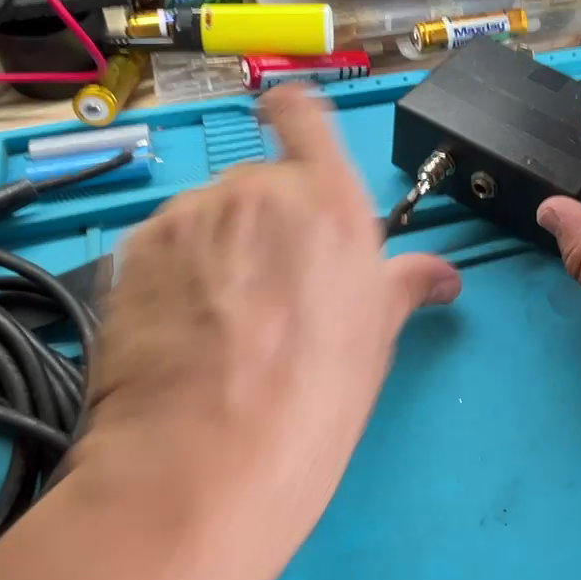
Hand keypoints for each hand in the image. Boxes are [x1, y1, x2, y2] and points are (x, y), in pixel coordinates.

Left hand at [79, 85, 461, 501]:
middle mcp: (259, 190)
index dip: (294, 117)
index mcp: (330, 201)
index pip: (301, 112)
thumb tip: (446, 276)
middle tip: (271, 285)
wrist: (204, 467)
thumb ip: (405, 284)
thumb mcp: (376, 336)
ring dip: (220, 245)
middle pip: (261, 178)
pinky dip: (177, 269)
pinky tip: (182, 327)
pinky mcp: (135, 250)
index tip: (292, 144)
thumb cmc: (316, 399)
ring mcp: (190, 216)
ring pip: (210, 212)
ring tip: (221, 317)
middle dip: (267, 218)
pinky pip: (166, 242)